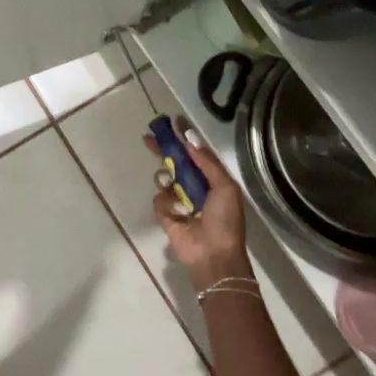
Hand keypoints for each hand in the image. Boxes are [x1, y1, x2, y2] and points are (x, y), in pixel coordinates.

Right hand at [147, 118, 250, 288]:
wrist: (214, 255)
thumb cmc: (225, 220)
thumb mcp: (224, 187)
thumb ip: (207, 162)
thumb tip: (190, 138)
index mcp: (212, 179)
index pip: (197, 152)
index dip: (186, 136)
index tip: (175, 120)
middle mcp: (195, 186)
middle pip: (176, 160)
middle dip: (164, 148)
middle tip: (150, 135)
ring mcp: (179, 200)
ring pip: (164, 178)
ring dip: (166, 178)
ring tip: (172, 185)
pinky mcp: (165, 214)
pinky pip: (159, 199)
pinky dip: (166, 203)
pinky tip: (177, 211)